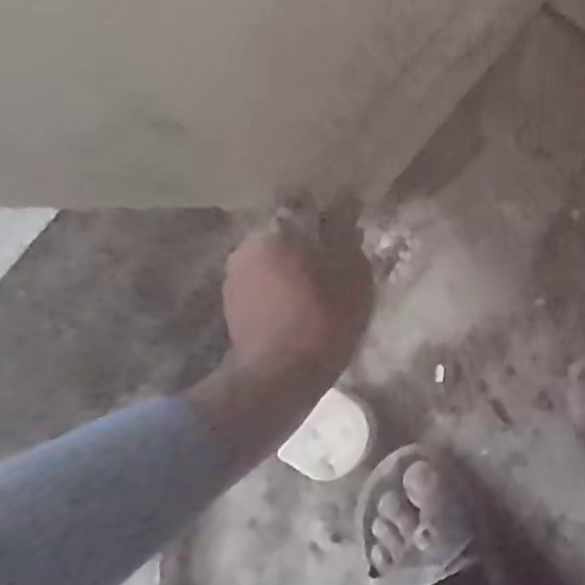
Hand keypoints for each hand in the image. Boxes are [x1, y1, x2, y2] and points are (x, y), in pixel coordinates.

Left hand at [221, 204, 374, 389]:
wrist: (280, 376)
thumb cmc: (323, 316)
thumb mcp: (352, 271)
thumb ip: (347, 234)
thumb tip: (345, 208)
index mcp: (275, 229)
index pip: (306, 209)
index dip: (330, 222)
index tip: (347, 238)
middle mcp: (246, 246)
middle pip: (287, 236)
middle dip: (310, 246)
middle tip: (338, 267)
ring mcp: (234, 279)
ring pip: (274, 262)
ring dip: (295, 270)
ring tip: (321, 292)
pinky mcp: (232, 308)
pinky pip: (265, 288)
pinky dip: (282, 292)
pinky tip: (301, 310)